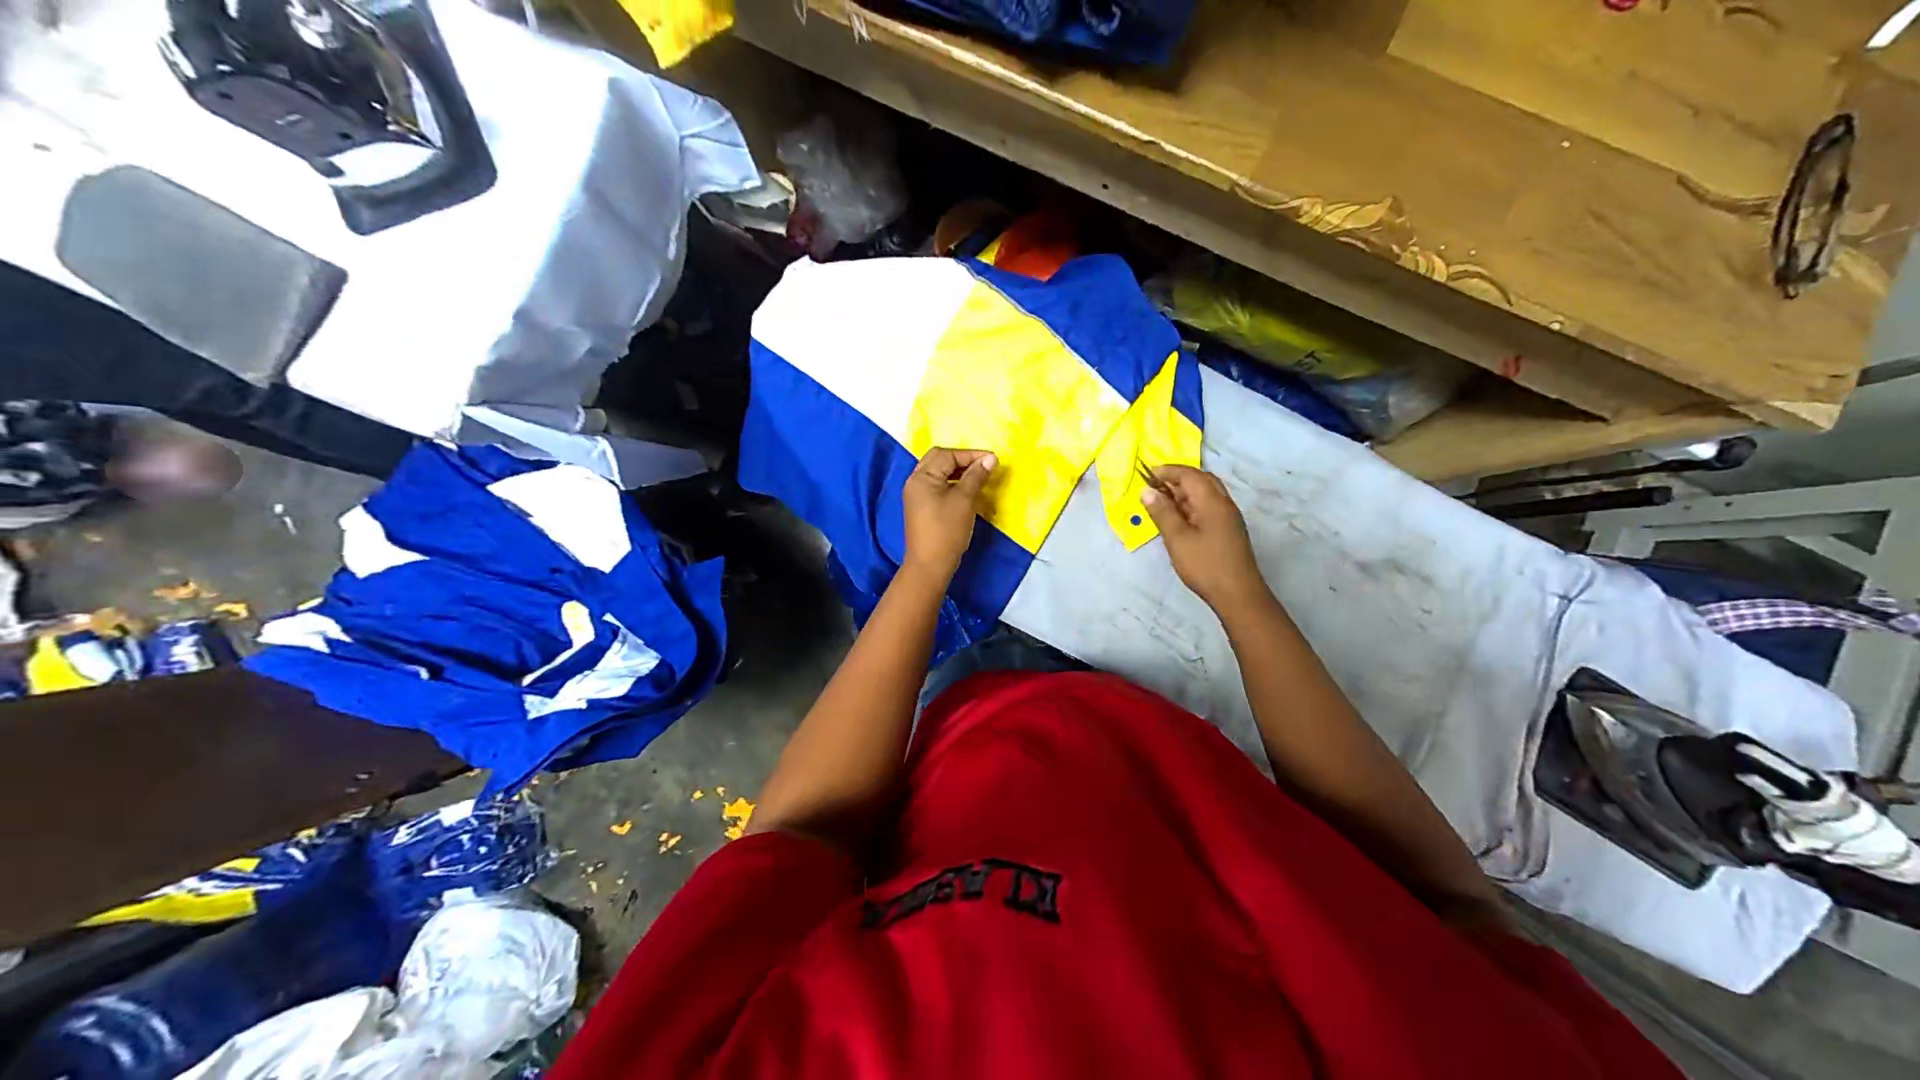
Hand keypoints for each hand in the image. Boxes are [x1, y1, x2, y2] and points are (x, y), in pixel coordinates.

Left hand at [901, 447, 995, 580]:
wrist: (930, 565)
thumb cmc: (947, 531)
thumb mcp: (964, 500)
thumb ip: (976, 476)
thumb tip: (990, 458)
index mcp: (922, 477)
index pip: (947, 455)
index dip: (971, 455)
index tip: (993, 460)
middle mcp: (915, 482)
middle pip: (939, 460)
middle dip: (962, 460)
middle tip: (984, 465)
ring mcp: (917, 495)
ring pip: (938, 473)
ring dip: (958, 472)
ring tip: (979, 477)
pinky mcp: (922, 507)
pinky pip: (937, 486)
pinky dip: (953, 484)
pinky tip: (967, 490)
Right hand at [1141, 465, 1267, 613]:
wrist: (1237, 594)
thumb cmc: (1205, 565)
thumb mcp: (1177, 538)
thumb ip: (1162, 512)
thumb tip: (1148, 491)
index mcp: (1212, 501)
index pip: (1189, 474)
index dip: (1168, 471)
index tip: (1146, 475)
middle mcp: (1224, 503)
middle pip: (1201, 479)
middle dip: (1177, 477)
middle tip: (1154, 486)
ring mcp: (1228, 516)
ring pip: (1206, 492)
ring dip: (1184, 491)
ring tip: (1162, 501)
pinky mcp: (1228, 529)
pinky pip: (1209, 505)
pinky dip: (1191, 503)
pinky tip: (1179, 517)